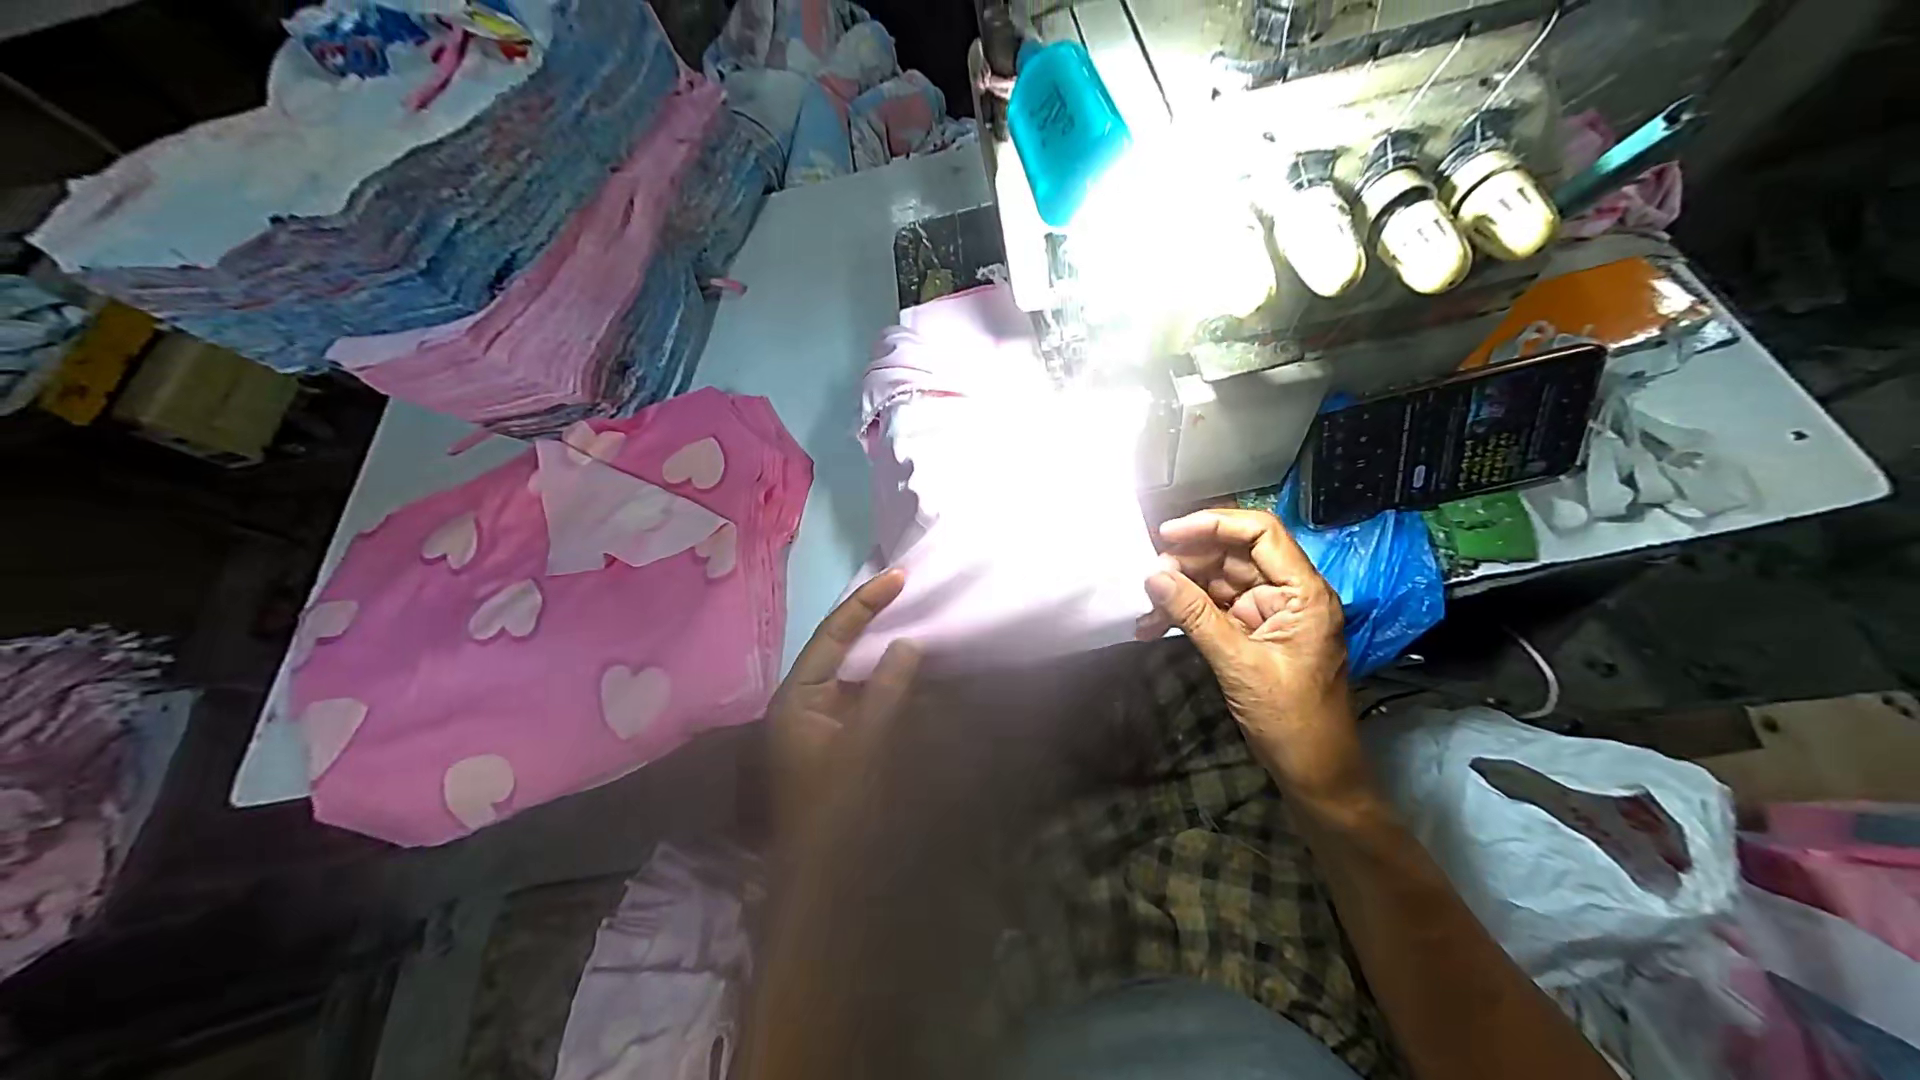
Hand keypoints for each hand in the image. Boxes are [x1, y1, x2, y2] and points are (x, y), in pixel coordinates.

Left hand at [766, 569, 920, 837]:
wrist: (823, 876)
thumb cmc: (835, 807)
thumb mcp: (864, 743)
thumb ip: (887, 691)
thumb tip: (908, 645)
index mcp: (797, 696)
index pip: (831, 635)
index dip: (866, 603)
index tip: (899, 576)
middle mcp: (805, 701)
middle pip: (842, 649)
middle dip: (875, 623)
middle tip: (909, 592)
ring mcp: (823, 720)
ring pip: (857, 674)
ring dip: (887, 654)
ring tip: (918, 623)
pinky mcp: (841, 738)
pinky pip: (867, 699)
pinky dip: (891, 686)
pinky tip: (918, 674)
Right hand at [1138, 509, 1362, 797]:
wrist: (1314, 771)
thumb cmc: (1292, 720)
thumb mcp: (1240, 664)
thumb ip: (1196, 616)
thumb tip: (1154, 577)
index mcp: (1303, 592)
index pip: (1260, 534)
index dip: (1213, 524)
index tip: (1168, 534)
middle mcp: (1287, 594)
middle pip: (1232, 555)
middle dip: (1187, 564)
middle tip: (1149, 580)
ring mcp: (1267, 613)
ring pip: (1216, 582)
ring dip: (1179, 592)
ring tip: (1146, 611)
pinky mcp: (1250, 633)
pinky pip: (1212, 609)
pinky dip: (1184, 614)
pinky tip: (1154, 626)